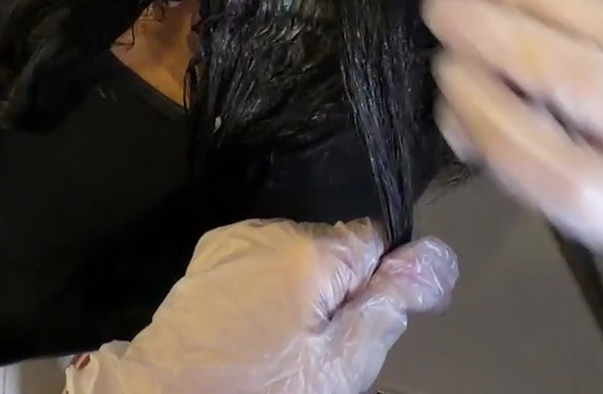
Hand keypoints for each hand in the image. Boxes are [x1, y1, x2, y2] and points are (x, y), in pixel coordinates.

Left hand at [65, 220, 457, 392]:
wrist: (167, 392)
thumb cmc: (262, 388)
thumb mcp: (338, 369)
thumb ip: (387, 309)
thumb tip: (435, 259)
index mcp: (313, 249)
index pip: (374, 235)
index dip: (380, 275)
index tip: (365, 317)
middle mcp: (275, 225)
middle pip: (333, 245)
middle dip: (337, 285)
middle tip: (318, 344)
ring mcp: (239, 234)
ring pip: (296, 250)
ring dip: (301, 283)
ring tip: (282, 338)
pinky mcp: (214, 248)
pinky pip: (262, 254)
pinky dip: (268, 280)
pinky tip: (255, 321)